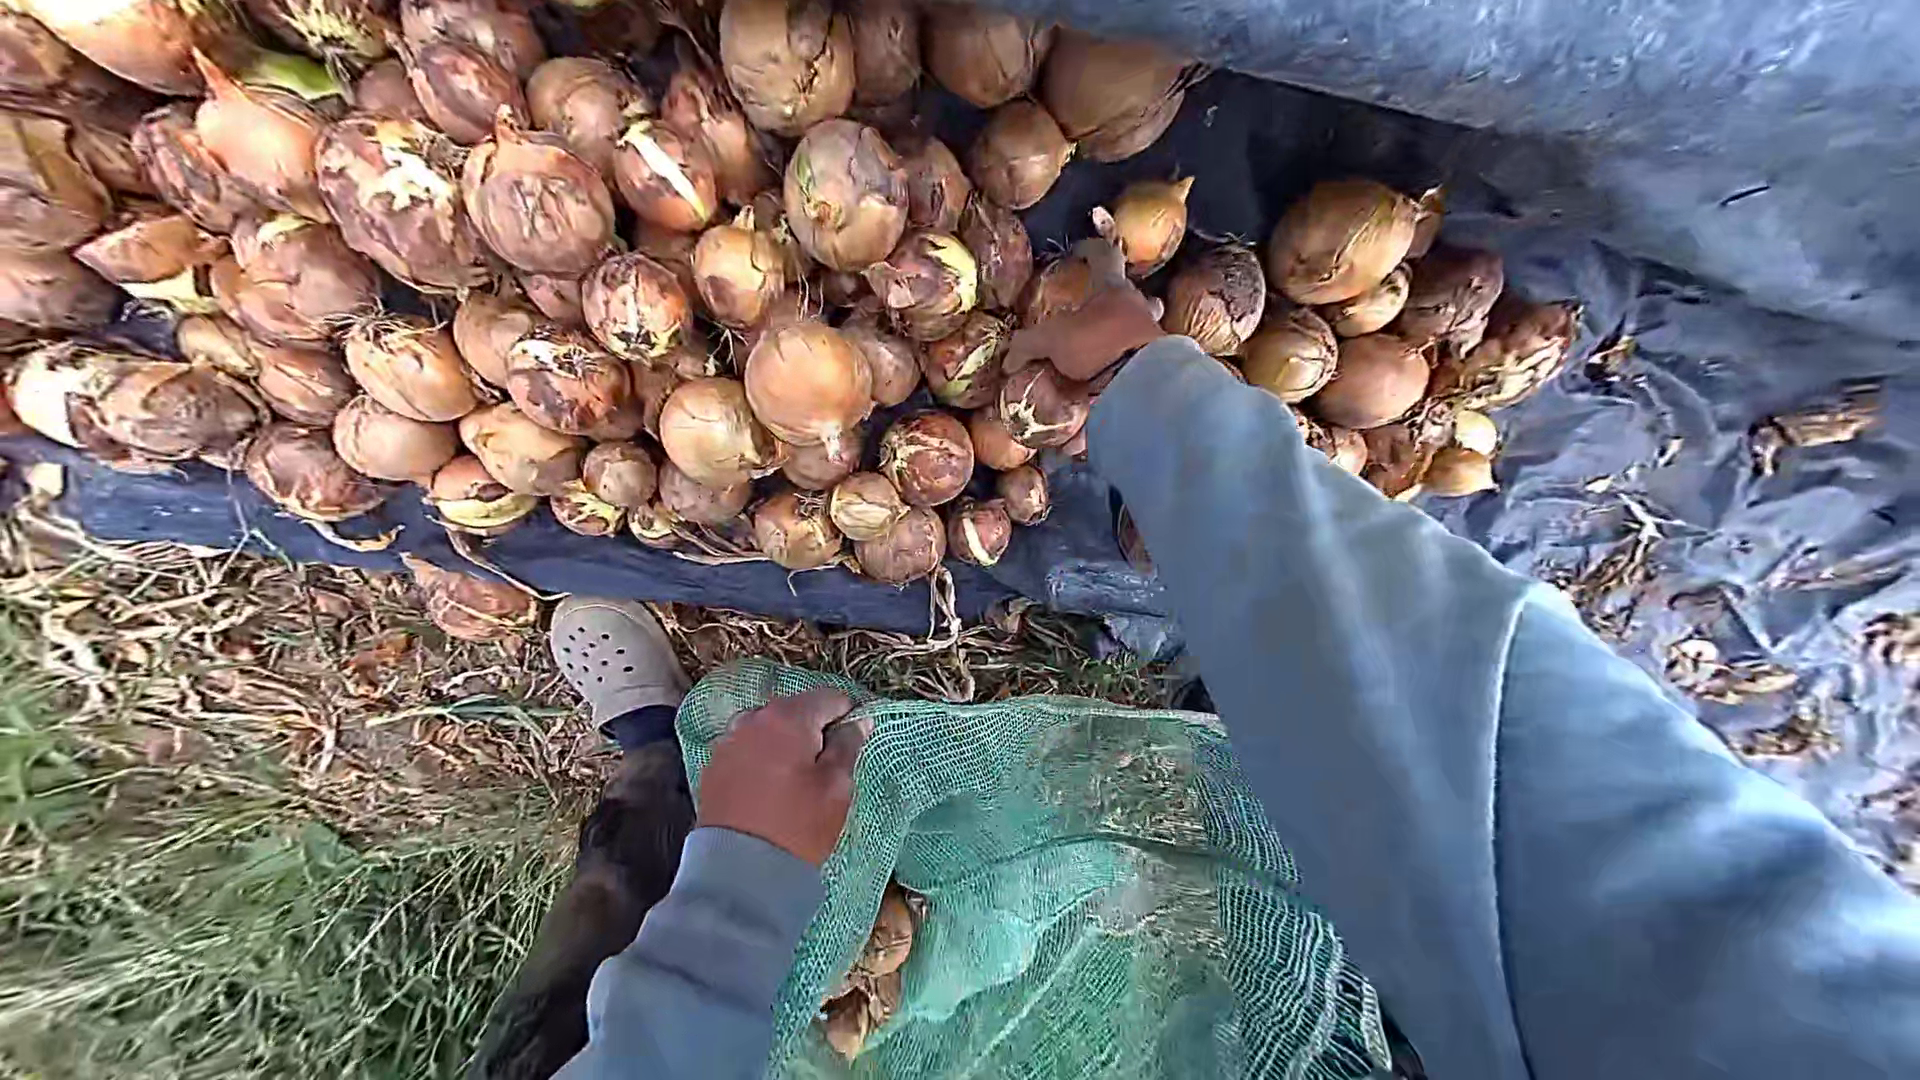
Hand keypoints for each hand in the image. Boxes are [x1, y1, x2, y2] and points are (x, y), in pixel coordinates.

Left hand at [696, 687, 867, 865]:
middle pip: (797, 708)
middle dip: (816, 727)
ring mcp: (729, 740)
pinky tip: (771, 783)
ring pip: (770, 726)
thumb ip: (848, 745)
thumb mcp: (836, 786)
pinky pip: (748, 746)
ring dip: (788, 739)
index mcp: (789, 717)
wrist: (738, 874)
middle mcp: (754, 718)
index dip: (849, 715)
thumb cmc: (798, 825)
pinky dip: (763, 755)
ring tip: (798, 773)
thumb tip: (859, 720)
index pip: (831, 698)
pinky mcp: (713, 765)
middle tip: (829, 762)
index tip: (855, 740)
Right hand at [1005, 238, 1165, 382]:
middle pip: (1133, 292)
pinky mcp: (1158, 362)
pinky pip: (1140, 354)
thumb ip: (1028, 345)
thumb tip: (1007, 358)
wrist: (1140, 380)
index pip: (1103, 256)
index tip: (1079, 250)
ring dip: (1127, 330)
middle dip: (1120, 297)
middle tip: (1103, 309)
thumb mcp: (1053, 341)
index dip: (1090, 250)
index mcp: (1111, 288)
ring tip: (1107, 345)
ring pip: (1141, 323)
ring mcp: (1151, 334)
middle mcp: (1136, 305)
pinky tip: (1114, 371)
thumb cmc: (1098, 345)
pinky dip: (1127, 360)